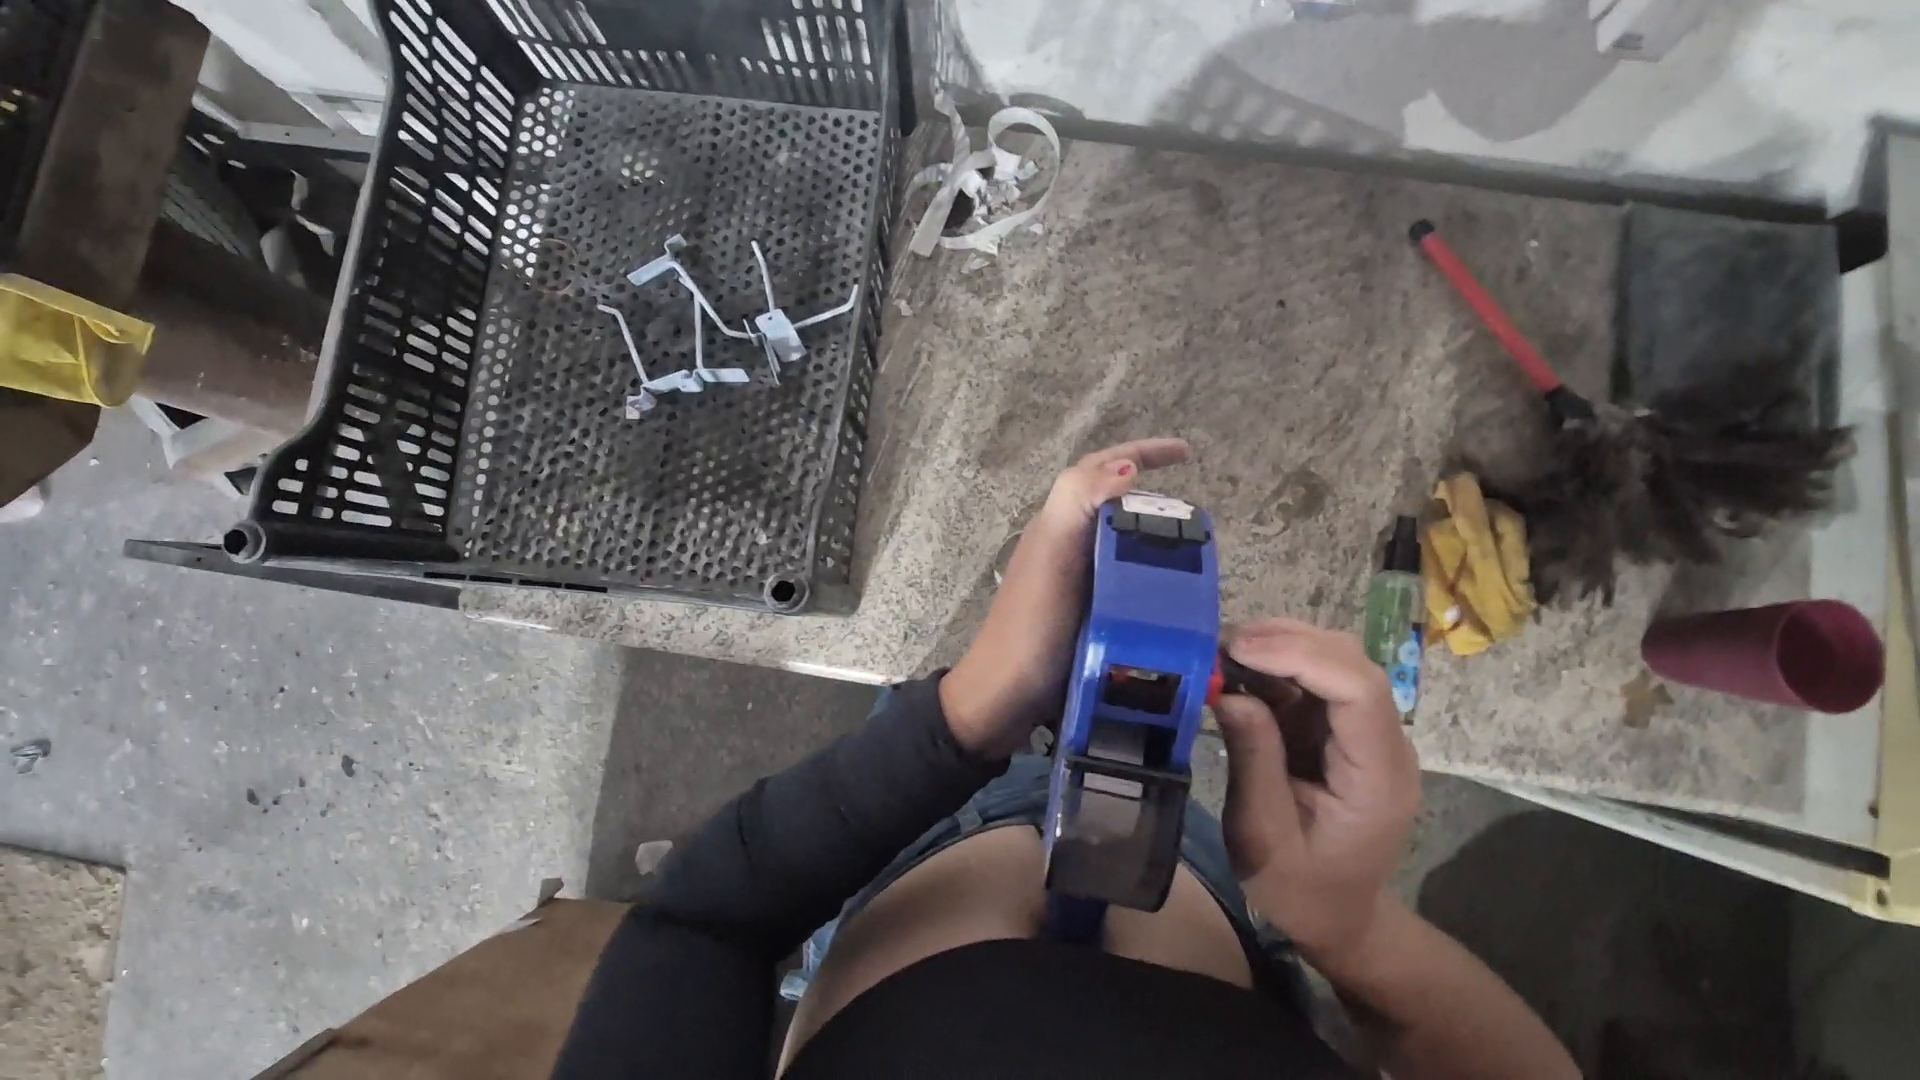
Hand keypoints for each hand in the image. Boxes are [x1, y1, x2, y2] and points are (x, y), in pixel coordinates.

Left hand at [939, 438, 1190, 756]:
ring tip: (1194, 551)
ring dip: (1156, 535)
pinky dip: (1151, 575)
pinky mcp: (1084, 615)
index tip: (1187, 453)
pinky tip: (1172, 595)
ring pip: (1120, 541)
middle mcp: (1065, 546)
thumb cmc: (1030, 628)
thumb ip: (1079, 505)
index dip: (1142, 453)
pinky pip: (1123, 579)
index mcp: (1058, 526)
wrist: (1003, 699)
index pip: (1099, 471)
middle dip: (1155, 496)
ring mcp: (1074, 582)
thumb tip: (1127, 466)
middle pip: (1112, 504)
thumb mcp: (1053, 559)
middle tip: (1197, 517)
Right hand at [1214, 619, 1420, 967]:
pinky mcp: (1341, 731)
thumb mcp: (1263, 834)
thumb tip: (1228, 692)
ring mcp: (1365, 733)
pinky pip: (1315, 680)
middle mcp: (1384, 744)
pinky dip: (1274, 665)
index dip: (1300, 657)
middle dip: (1287, 641)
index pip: (1359, 690)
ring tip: (1222, 651)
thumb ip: (1253, 760)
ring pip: (1335, 661)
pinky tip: (1237, 667)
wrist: (1335, 917)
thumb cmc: (1298, 888)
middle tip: (1220, 644)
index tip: (1237, 650)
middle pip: (1352, 663)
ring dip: (1279, 646)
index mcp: (1378, 776)